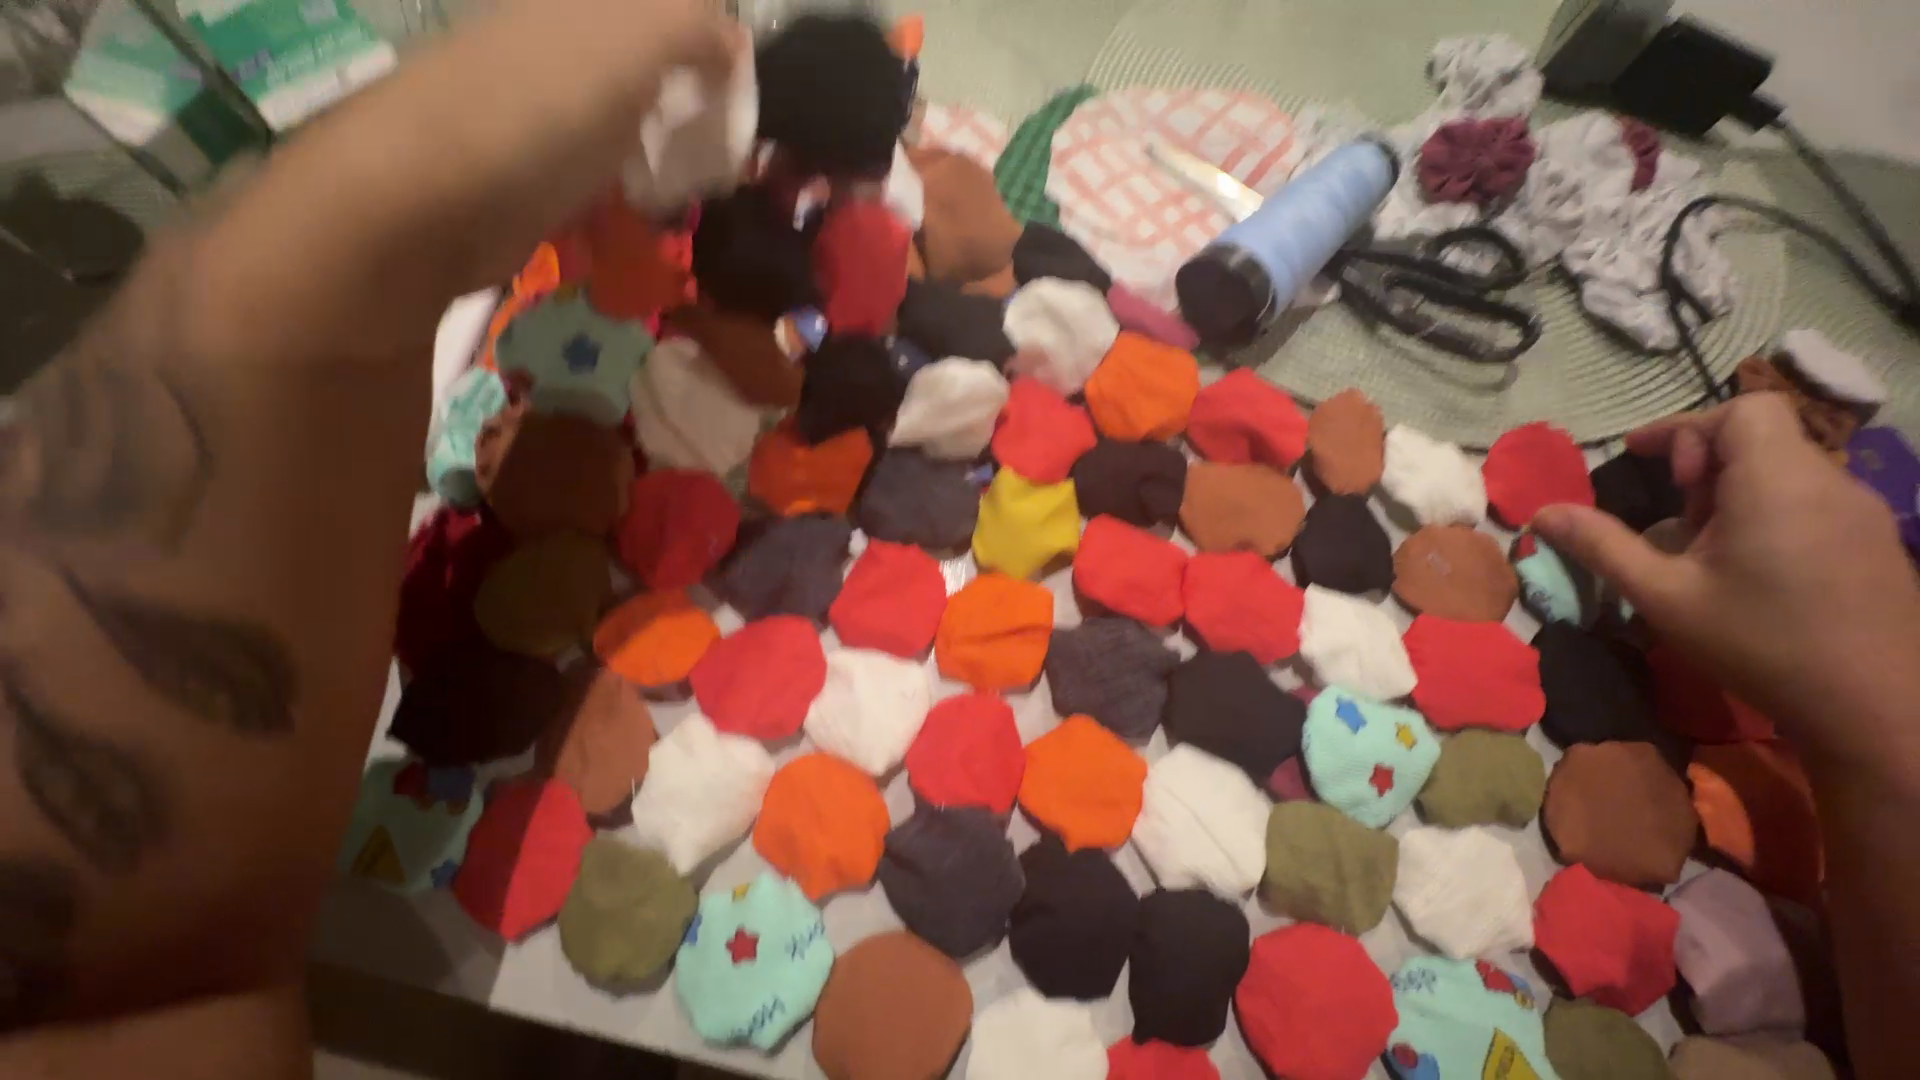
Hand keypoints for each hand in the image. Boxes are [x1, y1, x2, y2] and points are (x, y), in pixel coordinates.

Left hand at [190, 0, 739, 358]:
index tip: (740, 97)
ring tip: (695, 180)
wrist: (433, 200)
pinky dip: (640, 177)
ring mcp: (549, 103)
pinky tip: (651, 201)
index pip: (673, 9)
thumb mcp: (632, 44)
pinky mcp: (541, 162)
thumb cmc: (540, 112)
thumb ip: (692, 26)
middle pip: (655, 57)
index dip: (713, 42)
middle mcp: (563, 38)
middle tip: (722, 145)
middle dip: (698, 97)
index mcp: (583, 4)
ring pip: (635, 110)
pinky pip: (609, 158)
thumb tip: (735, 40)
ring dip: (673, 143)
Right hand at [1532, 393, 1919, 768]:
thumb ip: (1600, 545)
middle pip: (1760, 436)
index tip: (1647, 464)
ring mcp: (1861, 513)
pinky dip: (1763, 509)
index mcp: (1777, 485)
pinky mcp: (1873, 542)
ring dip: (1730, 489)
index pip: (1743, 410)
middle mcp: (1829, 484)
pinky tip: (1745, 565)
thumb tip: (1541, 513)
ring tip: (1701, 546)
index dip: (1686, 427)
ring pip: (1784, 468)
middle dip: (1701, 463)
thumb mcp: (1660, 596)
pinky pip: (1808, 498)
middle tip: (1671, 519)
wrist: (1881, 709)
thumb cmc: (1760, 643)